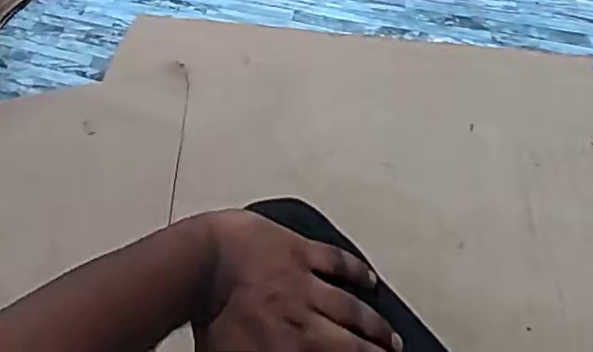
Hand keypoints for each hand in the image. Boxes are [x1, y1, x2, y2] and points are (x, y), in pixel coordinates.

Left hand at [196, 210, 398, 351]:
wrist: (202, 264)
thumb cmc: (210, 319)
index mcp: (291, 348)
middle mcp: (306, 319)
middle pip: (351, 340)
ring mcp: (305, 281)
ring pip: (349, 304)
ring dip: (373, 321)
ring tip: (390, 334)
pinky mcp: (300, 250)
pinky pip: (335, 260)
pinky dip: (355, 271)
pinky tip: (369, 278)